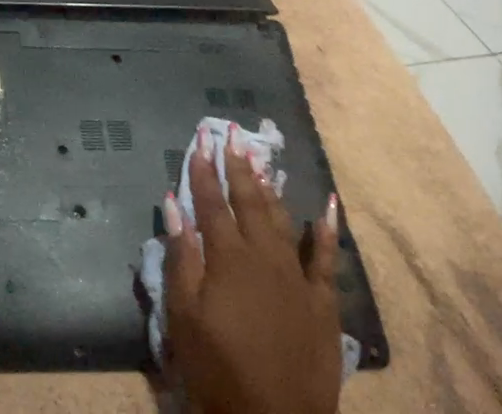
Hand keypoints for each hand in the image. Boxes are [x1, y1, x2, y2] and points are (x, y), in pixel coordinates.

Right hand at [163, 126, 342, 413]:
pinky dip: (326, 229)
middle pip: (248, 202)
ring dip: (268, 187)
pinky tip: (327, 206)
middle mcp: (264, 257)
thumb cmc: (218, 368)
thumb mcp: (184, 316)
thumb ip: (181, 257)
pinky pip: (326, 257)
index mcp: (228, 259)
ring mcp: (297, 277)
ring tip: (259, 158)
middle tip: (231, 133)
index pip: (211, 203)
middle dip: (237, 166)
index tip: (199, 139)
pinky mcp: (322, 300)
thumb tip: (174, 204)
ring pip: (281, 220)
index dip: (203, 170)